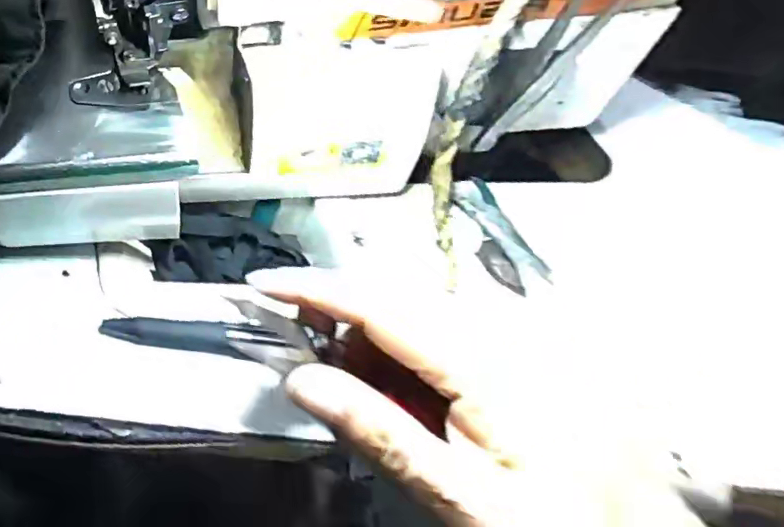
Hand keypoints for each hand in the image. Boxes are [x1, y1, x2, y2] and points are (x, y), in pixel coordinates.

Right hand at [248, 268, 700, 526]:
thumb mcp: (467, 502)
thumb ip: (381, 435)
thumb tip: (296, 380)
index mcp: (493, 369)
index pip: (379, 304)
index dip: (312, 288)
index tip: (258, 283)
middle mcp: (508, 337)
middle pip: (390, 293)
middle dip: (335, 312)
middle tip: (305, 346)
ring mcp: (520, 339)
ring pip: (409, 303)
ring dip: (365, 329)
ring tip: (358, 379)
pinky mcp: (525, 348)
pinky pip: (437, 320)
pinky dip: (399, 342)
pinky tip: (400, 382)